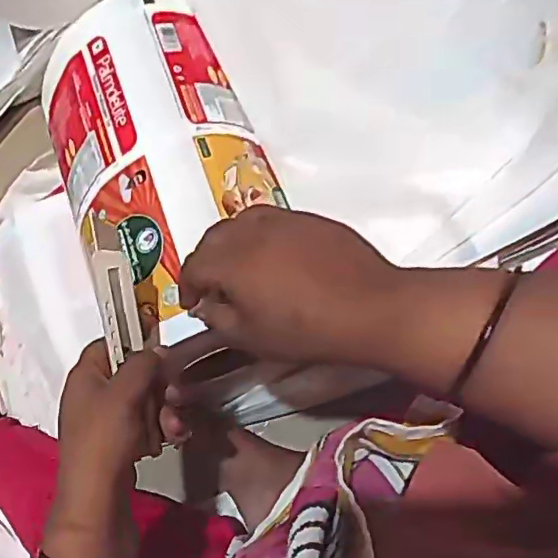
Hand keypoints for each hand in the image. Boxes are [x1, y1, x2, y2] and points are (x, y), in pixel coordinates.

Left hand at [55, 341, 167, 487]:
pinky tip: (161, 445)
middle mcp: (92, 395)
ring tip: (165, 431)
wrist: (97, 497)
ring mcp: (105, 421)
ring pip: (144, 402)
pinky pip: (144, 426)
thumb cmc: (104, 440)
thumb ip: (142, 364)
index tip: (160, 343)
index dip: (134, 340)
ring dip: (160, 415)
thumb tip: (155, 350)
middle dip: (156, 390)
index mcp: (84, 376)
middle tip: (165, 401)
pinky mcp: (118, 443)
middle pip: (134, 375)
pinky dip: (155, 433)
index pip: (109, 342)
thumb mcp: (123, 393)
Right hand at [178, 206, 406, 366]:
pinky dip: (259, 238)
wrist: (370, 309)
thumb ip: (217, 319)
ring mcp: (283, 219)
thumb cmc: (305, 331)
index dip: (187, 287)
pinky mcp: (309, 220)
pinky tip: (272, 261)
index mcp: (231, 261)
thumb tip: (206, 305)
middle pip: (213, 238)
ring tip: (239, 269)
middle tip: (212, 287)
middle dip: (205, 262)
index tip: (193, 304)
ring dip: (230, 245)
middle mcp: (251, 231)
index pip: (193, 266)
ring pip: (240, 223)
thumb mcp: (250, 337)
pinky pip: (271, 221)